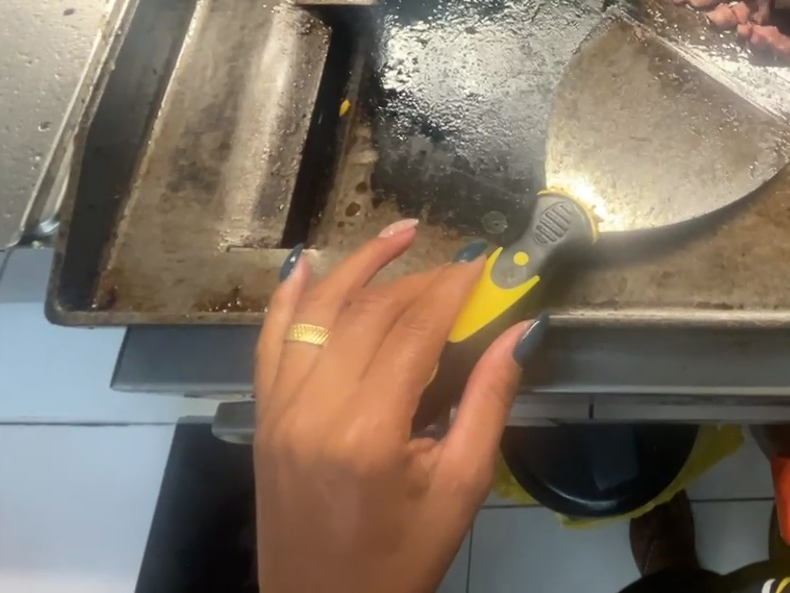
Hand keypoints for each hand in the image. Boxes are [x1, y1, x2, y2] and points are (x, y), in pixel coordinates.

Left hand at [254, 221, 538, 592]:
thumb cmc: (403, 556)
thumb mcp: (464, 483)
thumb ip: (490, 398)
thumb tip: (525, 328)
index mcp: (368, 431)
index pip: (415, 328)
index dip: (453, 287)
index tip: (483, 262)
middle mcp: (315, 409)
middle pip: (371, 312)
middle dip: (421, 279)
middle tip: (460, 267)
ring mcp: (280, 410)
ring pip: (320, 312)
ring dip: (360, 264)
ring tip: (401, 233)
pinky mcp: (264, 417)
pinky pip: (271, 342)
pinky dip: (289, 297)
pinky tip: (308, 262)